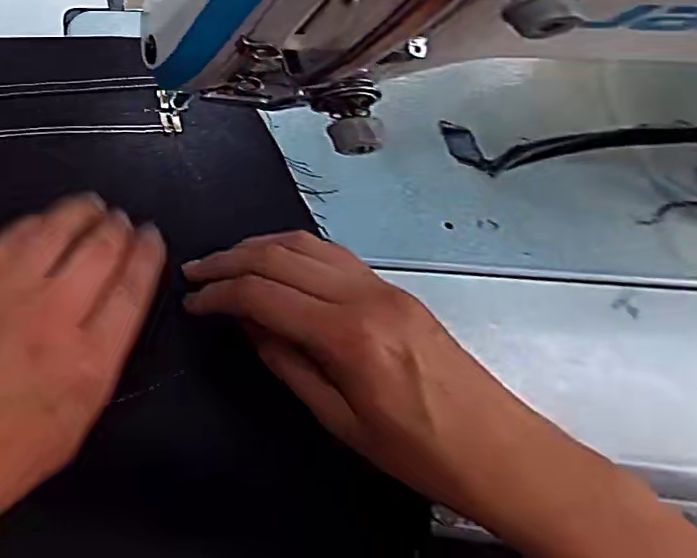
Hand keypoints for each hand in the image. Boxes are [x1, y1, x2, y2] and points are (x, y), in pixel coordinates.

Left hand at [0, 195, 165, 552]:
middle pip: (102, 249)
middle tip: (123, 219)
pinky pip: (17, 233)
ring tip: (93, 205)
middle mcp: (57, 314)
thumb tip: (115, 307)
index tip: (152, 237)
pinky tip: (48, 218)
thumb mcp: (78, 419)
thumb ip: (102, 357)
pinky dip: (40, 220)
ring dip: (83, 211)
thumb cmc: (9, 452)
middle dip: (119, 227)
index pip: (132, 287)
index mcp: (90, 359)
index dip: (147, 253)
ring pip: (60, 228)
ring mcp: (13, 289)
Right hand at [183, 232, 696, 557]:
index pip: (263, 294)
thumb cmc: (421, 452)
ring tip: (227, 259)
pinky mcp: (391, 285)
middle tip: (197, 271)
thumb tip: (248, 326)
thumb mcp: (342, 423)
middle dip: (229, 260)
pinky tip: (277, 258)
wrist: (503, 451)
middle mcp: (362, 295)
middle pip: (278, 256)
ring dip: (258, 245)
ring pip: (303, 243)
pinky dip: (292, 247)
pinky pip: (330, 251)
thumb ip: (288, 365)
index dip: (219, 294)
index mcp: (348, 335)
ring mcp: (380, 284)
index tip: (192, 300)